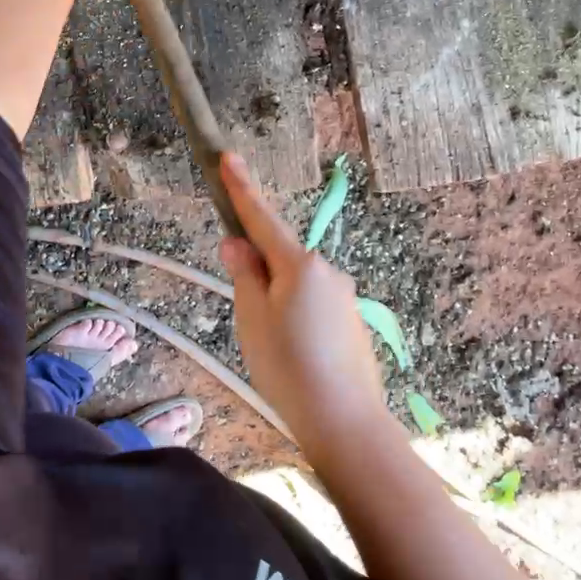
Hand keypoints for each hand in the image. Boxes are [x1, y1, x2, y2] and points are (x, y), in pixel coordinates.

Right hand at [216, 153, 390, 466]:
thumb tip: (238, 244)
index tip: (228, 155)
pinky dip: (293, 317)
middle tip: (245, 310)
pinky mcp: (352, 325)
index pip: (262, 217)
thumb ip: (243, 274)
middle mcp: (328, 272)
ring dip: (275, 298)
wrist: (346, 424)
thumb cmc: (288, 364)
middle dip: (257, 268)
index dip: (242, 188)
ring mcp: (344, 299)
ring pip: (295, 285)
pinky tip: (290, 355)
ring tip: (268, 346)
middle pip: (280, 256)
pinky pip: (311, 306)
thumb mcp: (251, 316)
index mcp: (299, 264)